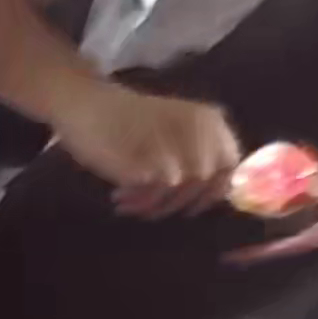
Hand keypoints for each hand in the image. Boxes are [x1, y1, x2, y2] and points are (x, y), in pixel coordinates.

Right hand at [51, 81, 242, 218]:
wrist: (87, 107)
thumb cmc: (119, 120)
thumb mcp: (164, 128)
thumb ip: (187, 147)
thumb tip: (200, 184)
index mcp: (208, 120)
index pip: (230, 162)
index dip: (214, 190)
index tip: (190, 208)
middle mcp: (197, 129)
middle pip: (206, 178)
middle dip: (179, 203)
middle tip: (150, 212)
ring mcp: (169, 143)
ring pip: (182, 186)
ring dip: (155, 204)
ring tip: (128, 207)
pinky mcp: (142, 157)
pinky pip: (153, 188)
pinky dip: (137, 200)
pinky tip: (117, 198)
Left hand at [227, 116, 317, 263]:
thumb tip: (299, 197)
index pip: (304, 240)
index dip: (268, 251)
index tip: (234, 257)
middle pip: (294, 235)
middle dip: (259, 239)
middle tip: (220, 237)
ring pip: (297, 224)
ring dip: (266, 222)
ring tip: (231, 215)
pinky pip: (308, 211)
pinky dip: (283, 208)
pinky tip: (258, 201)